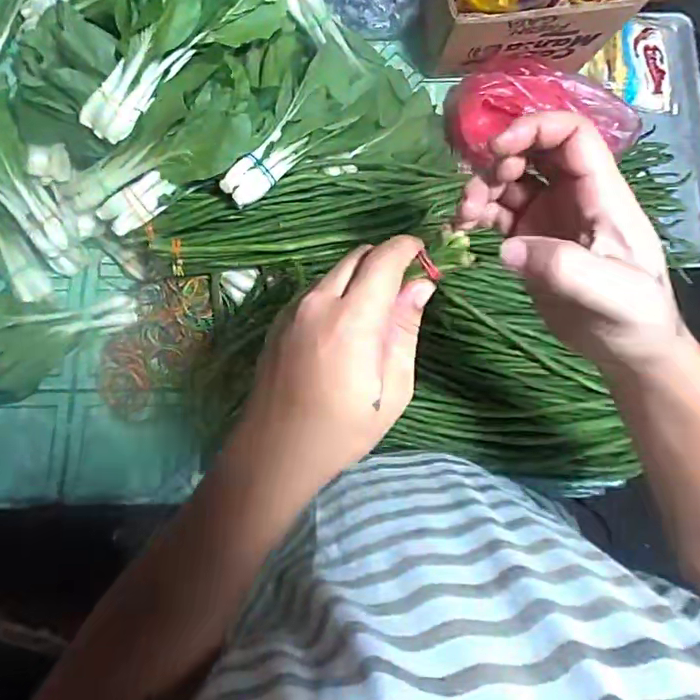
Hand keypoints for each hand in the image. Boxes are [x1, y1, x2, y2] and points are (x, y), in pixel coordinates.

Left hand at [236, 236, 434, 487]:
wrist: (274, 452)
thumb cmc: (343, 429)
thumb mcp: (393, 388)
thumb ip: (405, 329)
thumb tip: (421, 286)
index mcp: (351, 320)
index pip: (384, 259)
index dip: (407, 248)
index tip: (424, 253)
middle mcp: (318, 303)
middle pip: (358, 256)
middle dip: (386, 259)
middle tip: (406, 284)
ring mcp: (293, 309)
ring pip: (336, 271)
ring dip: (361, 276)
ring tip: (377, 311)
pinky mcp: (279, 319)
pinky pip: (317, 289)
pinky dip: (339, 291)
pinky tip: (346, 326)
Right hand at [453, 112, 687, 376]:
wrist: (629, 349)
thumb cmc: (635, 314)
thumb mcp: (611, 292)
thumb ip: (563, 266)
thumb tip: (507, 248)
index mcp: (601, 192)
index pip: (572, 134)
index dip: (535, 128)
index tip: (500, 149)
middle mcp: (574, 195)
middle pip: (535, 149)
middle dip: (501, 158)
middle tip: (478, 190)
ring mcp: (550, 215)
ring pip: (511, 179)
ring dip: (482, 186)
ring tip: (464, 214)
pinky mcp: (532, 239)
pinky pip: (499, 212)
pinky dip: (477, 212)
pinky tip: (461, 226)